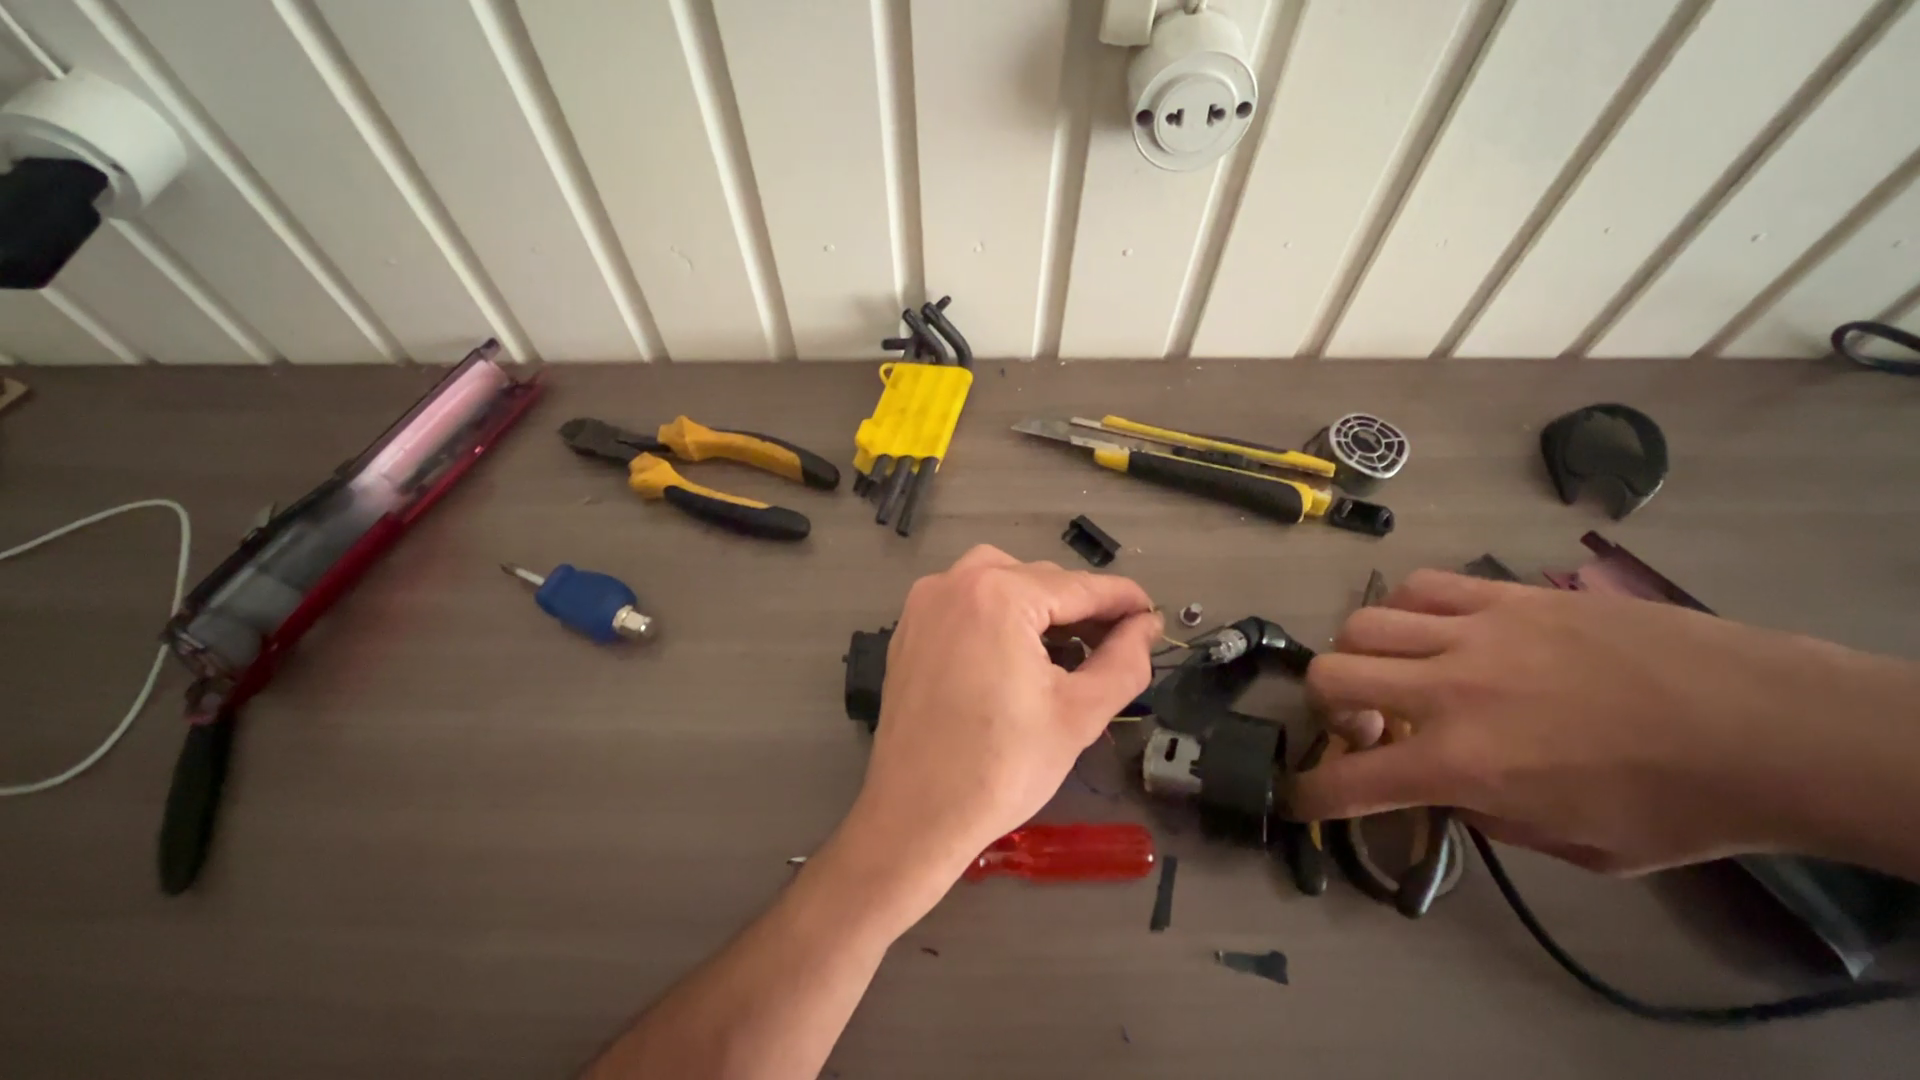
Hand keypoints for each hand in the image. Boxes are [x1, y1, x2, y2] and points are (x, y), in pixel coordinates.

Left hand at [841, 546, 1159, 885]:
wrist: (916, 815)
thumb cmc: (1002, 767)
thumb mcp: (1079, 714)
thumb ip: (1125, 661)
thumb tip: (1147, 626)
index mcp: (998, 595)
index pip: (1078, 586)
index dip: (1123, 600)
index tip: (1154, 615)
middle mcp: (954, 583)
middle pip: (1038, 579)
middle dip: (1081, 608)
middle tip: (1117, 645)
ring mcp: (924, 605)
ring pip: (1000, 582)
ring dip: (1039, 605)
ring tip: (1068, 649)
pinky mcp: (908, 631)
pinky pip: (966, 604)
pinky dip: (998, 616)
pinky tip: (1017, 657)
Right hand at [1291, 570, 1916, 875]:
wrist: (1769, 728)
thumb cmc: (1675, 806)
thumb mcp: (1570, 846)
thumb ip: (1484, 815)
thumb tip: (1444, 785)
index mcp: (1463, 764)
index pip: (1348, 780)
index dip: (1309, 794)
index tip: (1300, 797)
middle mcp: (1449, 690)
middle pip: (1330, 675)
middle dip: (1327, 708)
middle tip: (1367, 724)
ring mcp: (1477, 632)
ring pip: (1363, 622)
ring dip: (1362, 655)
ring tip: (1398, 670)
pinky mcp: (1510, 596)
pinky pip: (1422, 586)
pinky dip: (1407, 611)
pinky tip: (1434, 630)